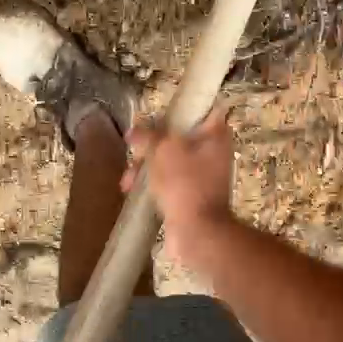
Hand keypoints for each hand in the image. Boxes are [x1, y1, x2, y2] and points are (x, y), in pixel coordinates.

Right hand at [123, 109, 234, 263]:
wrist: (197, 233)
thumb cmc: (185, 183)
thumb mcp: (163, 151)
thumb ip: (148, 135)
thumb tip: (132, 130)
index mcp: (215, 133)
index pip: (200, 108)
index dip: (177, 108)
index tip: (157, 114)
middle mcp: (213, 150)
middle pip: (177, 134)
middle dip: (150, 144)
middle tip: (133, 150)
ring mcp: (202, 173)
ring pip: (168, 158)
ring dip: (145, 165)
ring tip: (127, 181)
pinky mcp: (191, 193)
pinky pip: (168, 179)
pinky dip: (152, 182)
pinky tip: (132, 190)